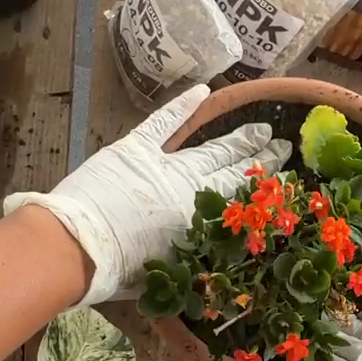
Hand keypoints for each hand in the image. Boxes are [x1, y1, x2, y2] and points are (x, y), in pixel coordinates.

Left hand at [4, 85, 289, 304]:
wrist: (78, 247)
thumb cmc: (121, 268)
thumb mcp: (170, 268)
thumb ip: (195, 253)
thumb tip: (216, 251)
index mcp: (199, 215)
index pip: (239, 192)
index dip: (262, 181)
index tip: (283, 171)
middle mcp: (189, 185)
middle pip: (232, 167)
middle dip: (259, 157)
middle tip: (283, 144)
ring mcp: (163, 163)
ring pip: (208, 147)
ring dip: (236, 138)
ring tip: (260, 128)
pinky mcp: (133, 149)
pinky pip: (162, 122)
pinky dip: (182, 106)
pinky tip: (203, 92)